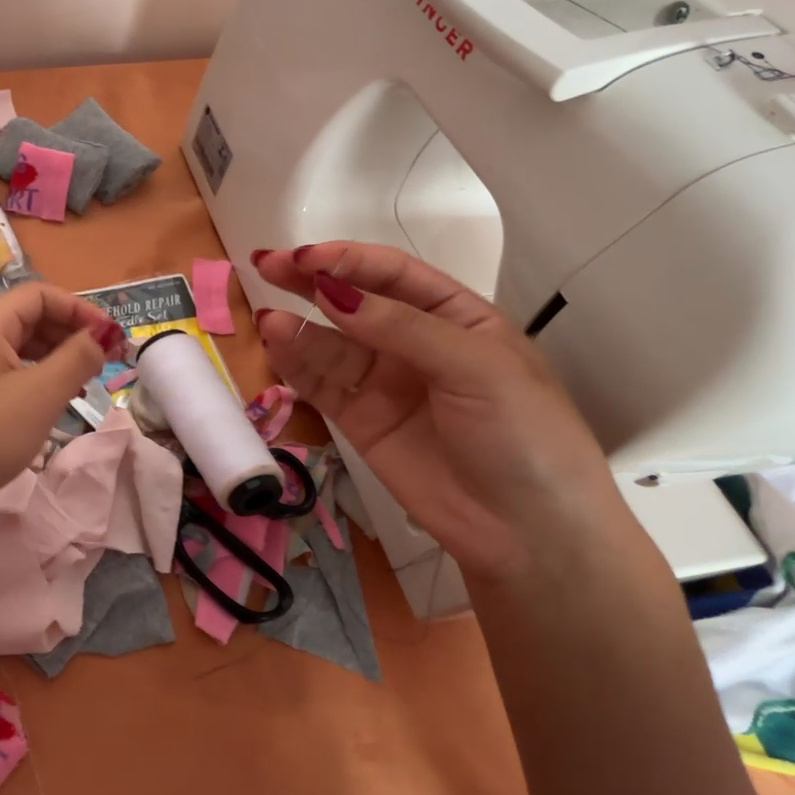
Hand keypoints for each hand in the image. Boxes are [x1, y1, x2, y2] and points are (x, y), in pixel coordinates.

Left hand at [0, 283, 124, 523]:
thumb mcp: (40, 393)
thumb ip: (77, 357)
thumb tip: (102, 334)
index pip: (38, 294)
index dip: (79, 308)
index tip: (111, 337)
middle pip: (29, 318)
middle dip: (70, 333)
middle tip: (104, 362)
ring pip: (20, 348)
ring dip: (56, 358)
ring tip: (84, 385)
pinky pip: (8, 374)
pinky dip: (37, 380)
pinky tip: (53, 404)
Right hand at [252, 242, 622, 580]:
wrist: (529, 536)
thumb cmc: (525, 437)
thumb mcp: (477, 368)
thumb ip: (402, 327)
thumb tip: (331, 292)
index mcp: (458, 318)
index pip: (394, 275)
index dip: (348, 261)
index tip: (304, 257)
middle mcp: (415, 343)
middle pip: (354, 301)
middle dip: (310, 281)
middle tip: (265, 265)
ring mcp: (385, 384)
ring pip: (331, 343)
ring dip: (298, 328)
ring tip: (267, 322)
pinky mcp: (360, 422)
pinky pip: (321, 384)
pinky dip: (295, 364)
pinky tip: (275, 346)